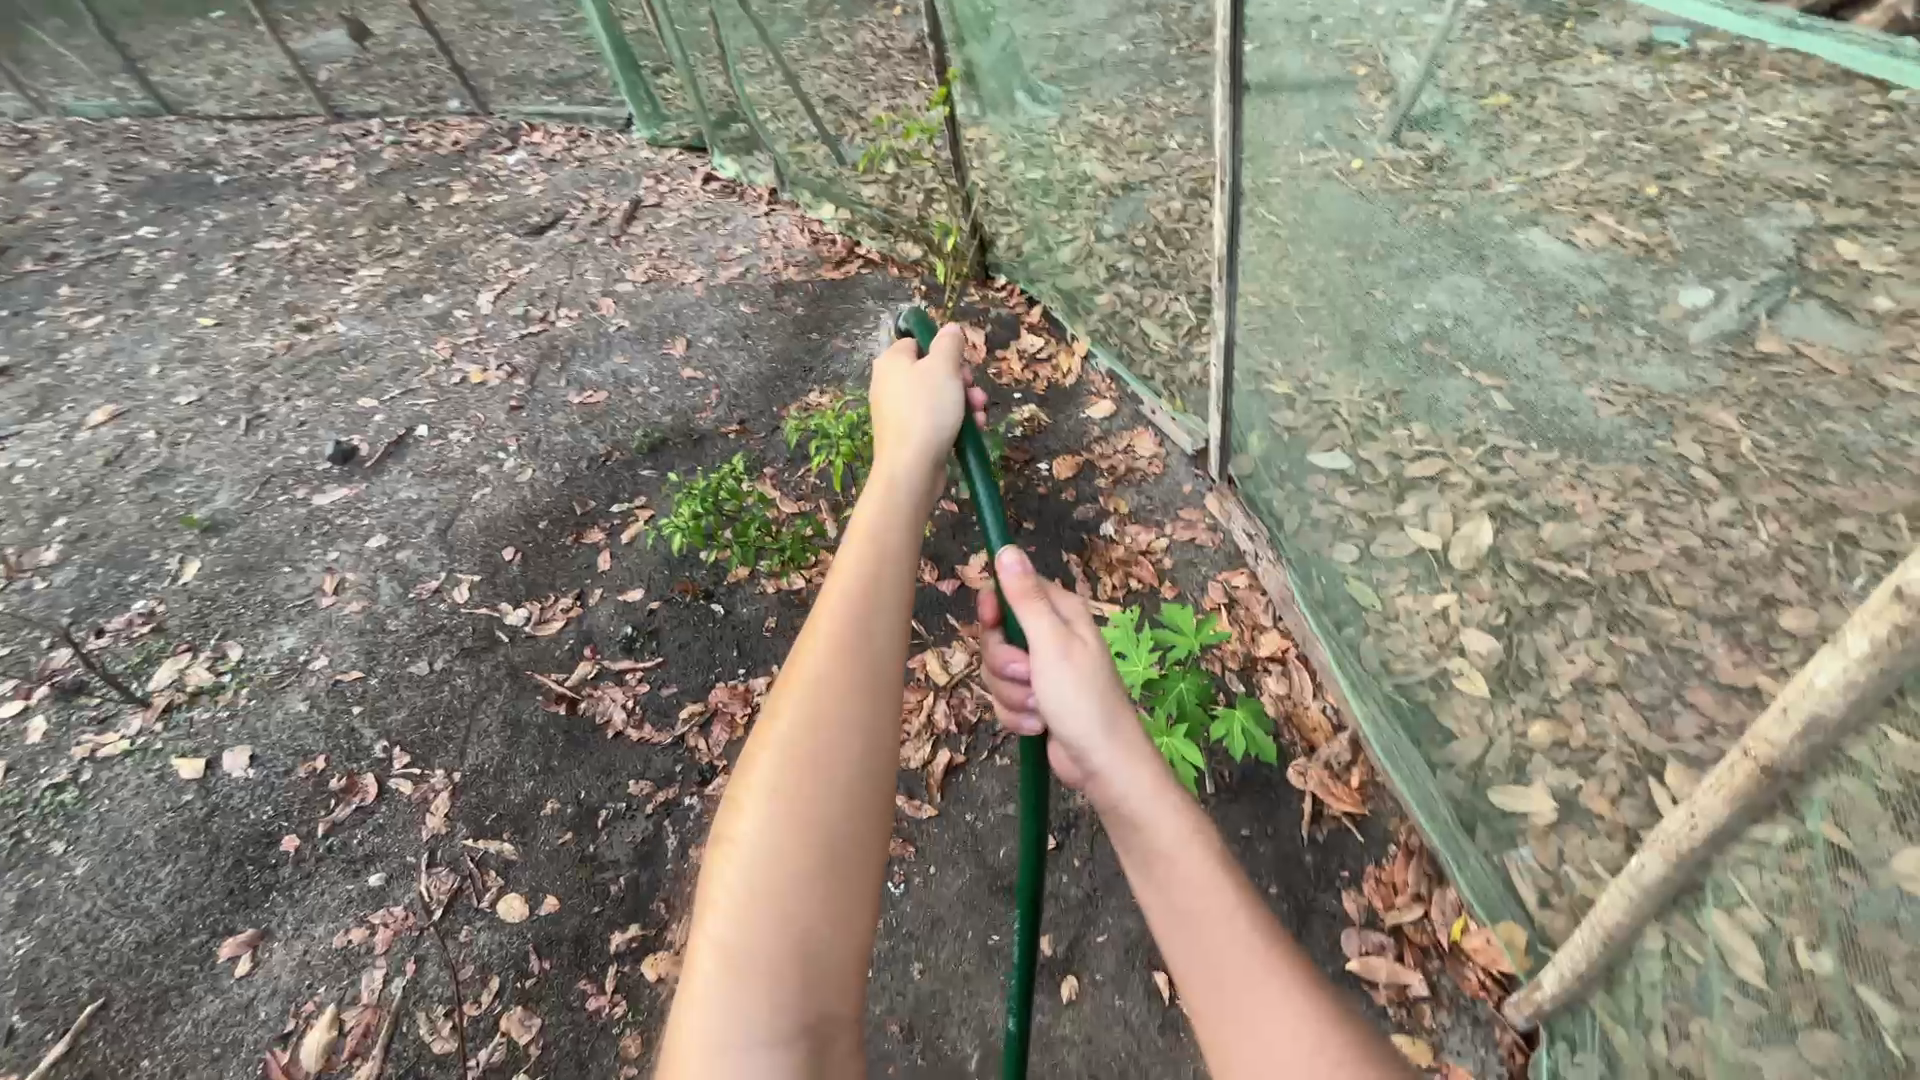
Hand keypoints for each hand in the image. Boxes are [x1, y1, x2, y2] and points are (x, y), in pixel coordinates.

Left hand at [868, 324, 986, 508]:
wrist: (911, 468)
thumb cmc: (927, 410)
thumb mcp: (944, 367)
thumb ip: (949, 343)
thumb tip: (950, 328)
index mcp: (892, 361)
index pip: (918, 342)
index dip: (944, 350)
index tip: (961, 363)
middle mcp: (890, 384)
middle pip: (933, 371)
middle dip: (961, 381)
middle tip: (972, 390)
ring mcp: (898, 412)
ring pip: (939, 397)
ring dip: (965, 403)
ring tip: (979, 413)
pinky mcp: (908, 436)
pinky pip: (935, 420)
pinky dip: (955, 422)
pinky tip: (974, 430)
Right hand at [976, 546, 1156, 793]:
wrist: (1101, 763)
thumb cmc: (1082, 698)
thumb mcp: (1051, 642)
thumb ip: (1025, 597)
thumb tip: (1007, 549)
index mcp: (1060, 612)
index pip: (1012, 589)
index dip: (995, 608)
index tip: (991, 623)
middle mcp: (1050, 636)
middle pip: (997, 634)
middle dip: (1003, 661)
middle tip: (1027, 674)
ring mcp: (1041, 671)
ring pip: (996, 670)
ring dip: (1011, 693)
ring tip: (1039, 706)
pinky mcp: (1034, 700)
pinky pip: (1003, 699)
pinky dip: (1016, 715)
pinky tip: (1038, 725)